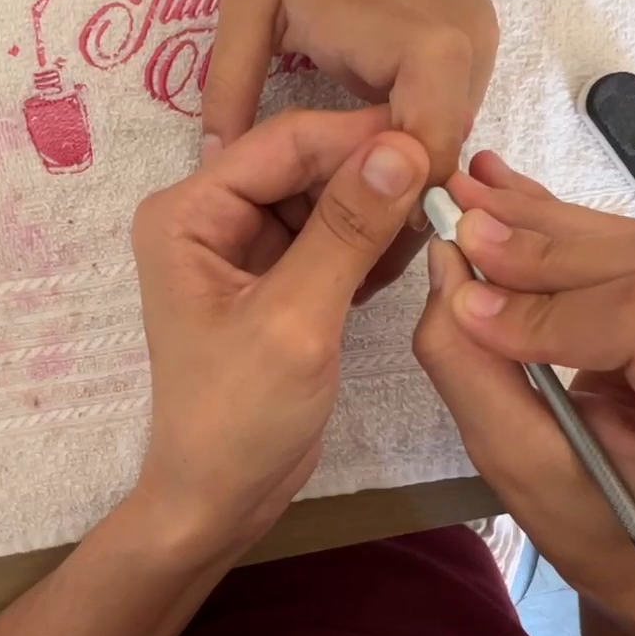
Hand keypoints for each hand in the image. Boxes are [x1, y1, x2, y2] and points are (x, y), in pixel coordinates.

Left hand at [132, 108, 429, 552]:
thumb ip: (347, 231)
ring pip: (324, 201)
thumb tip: (403, 147)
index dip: (360, 139)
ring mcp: (244, 250)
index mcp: (189, 213)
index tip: (438, 148)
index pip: (283, 143)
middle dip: (372, 178)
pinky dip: (366, 247)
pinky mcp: (276, 280)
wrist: (222, 496)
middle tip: (445, 196)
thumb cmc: (240, 417)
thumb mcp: (295, 321)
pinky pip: (328, 240)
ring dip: (376, 213)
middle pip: (305, 167)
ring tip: (428, 234)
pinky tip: (399, 265)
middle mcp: (211, 218)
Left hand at [203, 0, 495, 300]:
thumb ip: (232, 86)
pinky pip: (434, 136)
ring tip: (344, 248)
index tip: (337, 255)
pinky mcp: (470, 63)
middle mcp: (462, 61)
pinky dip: (398, 169)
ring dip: (388, 200)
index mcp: (418, 46)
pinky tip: (359, 197)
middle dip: (381, 218)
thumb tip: (215, 159)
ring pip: (434, 159)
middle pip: (431, 167)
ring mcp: (475, 62)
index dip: (379, 209)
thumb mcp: (251, 0)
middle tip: (336, 270)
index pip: (418, 153)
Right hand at [413, 153, 634, 603]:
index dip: (553, 303)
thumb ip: (470, 367)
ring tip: (478, 199)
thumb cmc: (587, 528)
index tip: (467, 301)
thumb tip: (448, 262)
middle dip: (549, 244)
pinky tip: (523, 203)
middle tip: (459, 219)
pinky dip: (584, 231)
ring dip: (560, 225)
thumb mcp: (514, 465)